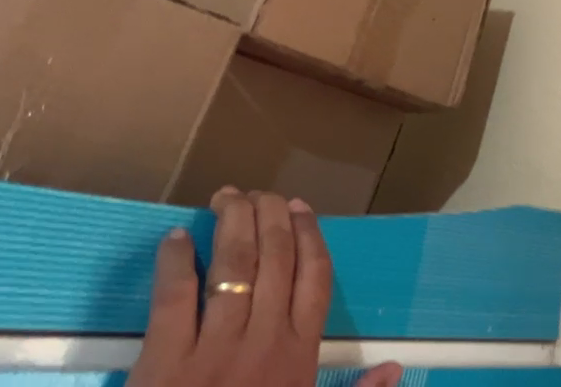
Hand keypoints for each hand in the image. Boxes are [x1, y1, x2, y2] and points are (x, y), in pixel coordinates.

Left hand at [128, 187, 400, 386]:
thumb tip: (396, 367)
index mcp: (300, 352)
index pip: (314, 275)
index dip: (309, 234)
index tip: (300, 206)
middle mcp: (265, 339)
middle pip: (275, 259)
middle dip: (270, 217)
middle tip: (260, 193)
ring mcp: (214, 348)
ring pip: (232, 267)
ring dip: (232, 225)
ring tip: (227, 198)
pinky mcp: (163, 362)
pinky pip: (174, 299)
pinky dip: (176, 262)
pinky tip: (177, 237)